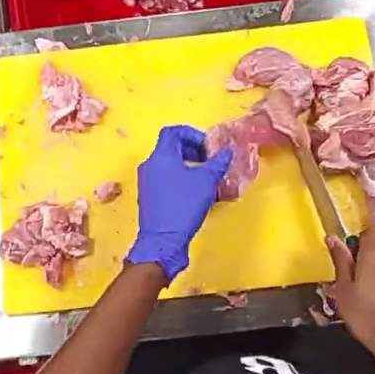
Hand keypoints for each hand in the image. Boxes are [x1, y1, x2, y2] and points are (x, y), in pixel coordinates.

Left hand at [126, 125, 231, 281]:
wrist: (162, 242)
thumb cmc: (183, 206)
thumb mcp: (206, 182)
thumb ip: (218, 163)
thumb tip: (227, 152)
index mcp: (160, 156)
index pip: (172, 132)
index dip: (192, 134)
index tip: (207, 147)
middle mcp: (150, 166)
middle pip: (170, 148)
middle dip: (193, 151)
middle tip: (209, 161)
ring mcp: (147, 183)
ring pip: (169, 165)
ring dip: (189, 167)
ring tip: (206, 179)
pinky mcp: (150, 198)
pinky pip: (166, 180)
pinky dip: (181, 180)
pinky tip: (196, 194)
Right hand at [327, 227, 374, 373]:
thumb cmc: (368, 318)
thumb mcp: (344, 292)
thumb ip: (341, 263)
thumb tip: (333, 237)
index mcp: (374, 256)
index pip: (371, 232)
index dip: (360, 239)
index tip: (350, 254)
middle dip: (369, 260)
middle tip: (354, 281)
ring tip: (369, 298)